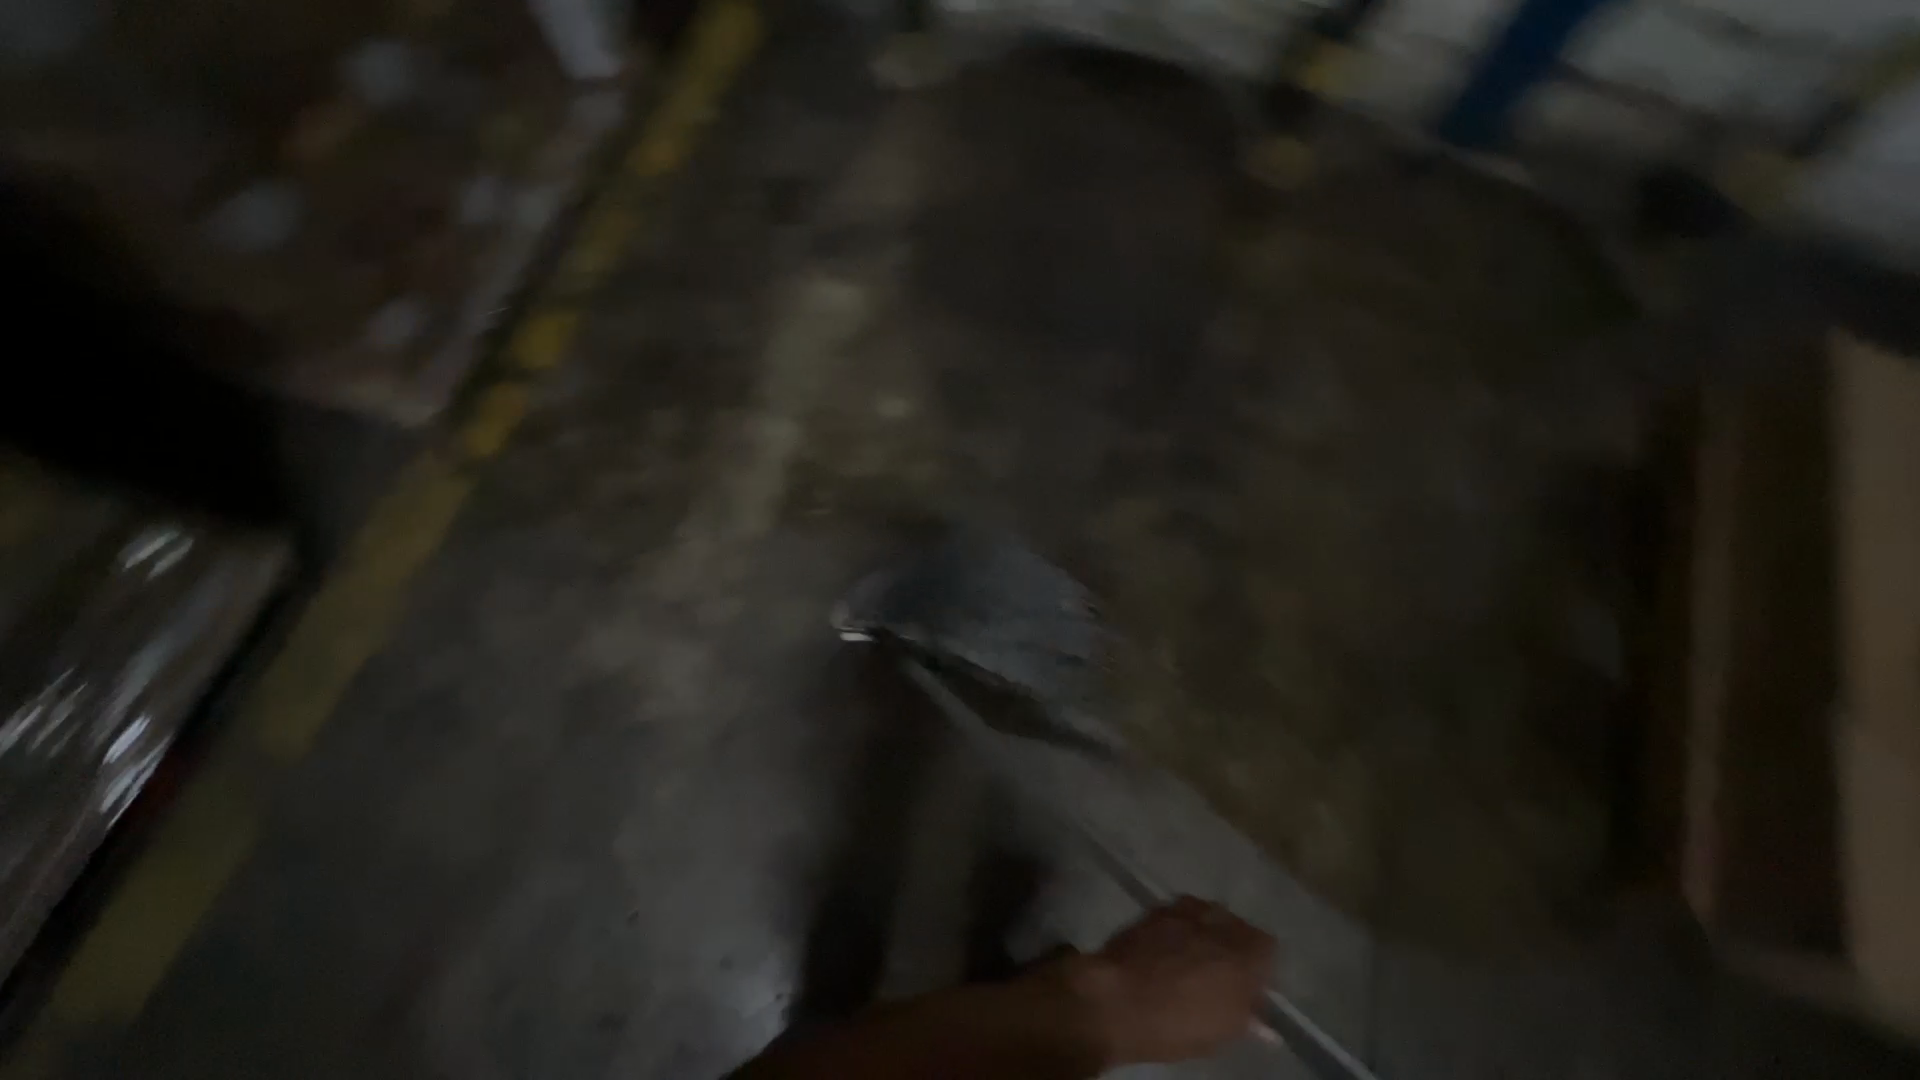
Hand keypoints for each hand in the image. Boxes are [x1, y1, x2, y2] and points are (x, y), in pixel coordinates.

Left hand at [1057, 896, 1276, 1067]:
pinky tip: (1174, 939)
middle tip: (1226, 967)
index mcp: (1243, 957)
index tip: (1254, 983)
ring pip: (1209, 911)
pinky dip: (1183, 922)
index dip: (1262, 964)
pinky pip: (1180, 910)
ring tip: (1200, 949)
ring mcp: (1183, 913)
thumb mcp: (1221, 1033)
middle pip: (1239, 924)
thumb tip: (1263, 1021)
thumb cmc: (1176, 1024)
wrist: (1117, 998)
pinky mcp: (1155, 910)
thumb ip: (1247, 1018)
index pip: (1268, 946)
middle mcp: (1217, 926)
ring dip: (1209, 926)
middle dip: (1237, 942)